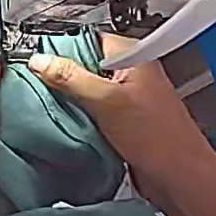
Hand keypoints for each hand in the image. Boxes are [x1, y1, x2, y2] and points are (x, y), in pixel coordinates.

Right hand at [26, 35, 215, 215]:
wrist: (178, 177)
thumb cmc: (159, 137)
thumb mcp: (107, 101)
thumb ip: (71, 78)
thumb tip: (41, 61)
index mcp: (132, 55)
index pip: (87, 38)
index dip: (61, 48)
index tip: (37, 60)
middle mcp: (130, 72)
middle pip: (83, 64)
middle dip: (61, 76)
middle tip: (39, 86)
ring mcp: (125, 96)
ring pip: (85, 89)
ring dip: (69, 99)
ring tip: (50, 106)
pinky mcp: (120, 119)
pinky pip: (91, 110)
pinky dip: (78, 116)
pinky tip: (66, 123)